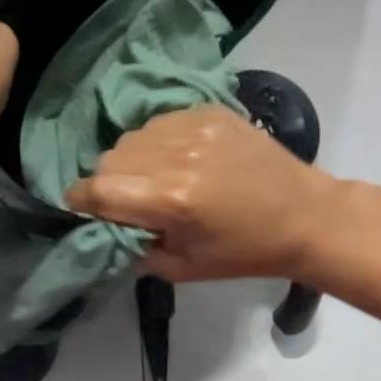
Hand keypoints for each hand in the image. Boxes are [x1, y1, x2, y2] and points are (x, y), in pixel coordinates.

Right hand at [64, 106, 342, 281]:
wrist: (302, 215)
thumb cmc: (242, 253)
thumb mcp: (182, 268)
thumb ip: (137, 249)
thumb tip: (108, 231)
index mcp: (172, 200)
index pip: (101, 188)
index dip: (81, 200)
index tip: (78, 209)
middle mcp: (179, 156)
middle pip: (111, 159)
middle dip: (107, 183)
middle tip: (123, 203)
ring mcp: (195, 128)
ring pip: (132, 138)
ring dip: (130, 161)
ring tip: (150, 181)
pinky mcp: (210, 112)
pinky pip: (159, 122)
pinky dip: (154, 143)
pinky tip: (173, 162)